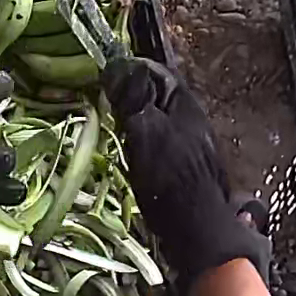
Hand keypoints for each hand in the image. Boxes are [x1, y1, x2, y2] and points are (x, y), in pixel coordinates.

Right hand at [103, 58, 267, 295]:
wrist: (196, 230)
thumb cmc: (170, 180)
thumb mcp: (146, 133)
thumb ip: (134, 98)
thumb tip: (116, 65)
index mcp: (182, 103)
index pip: (152, 71)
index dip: (126, 72)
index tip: (100, 82)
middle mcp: (189, 118)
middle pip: (153, 96)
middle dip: (127, 98)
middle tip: (100, 108)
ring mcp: (188, 143)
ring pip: (154, 120)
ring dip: (131, 123)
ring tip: (109, 132)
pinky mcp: (182, 166)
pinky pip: (156, 144)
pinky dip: (138, 145)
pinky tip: (127, 158)